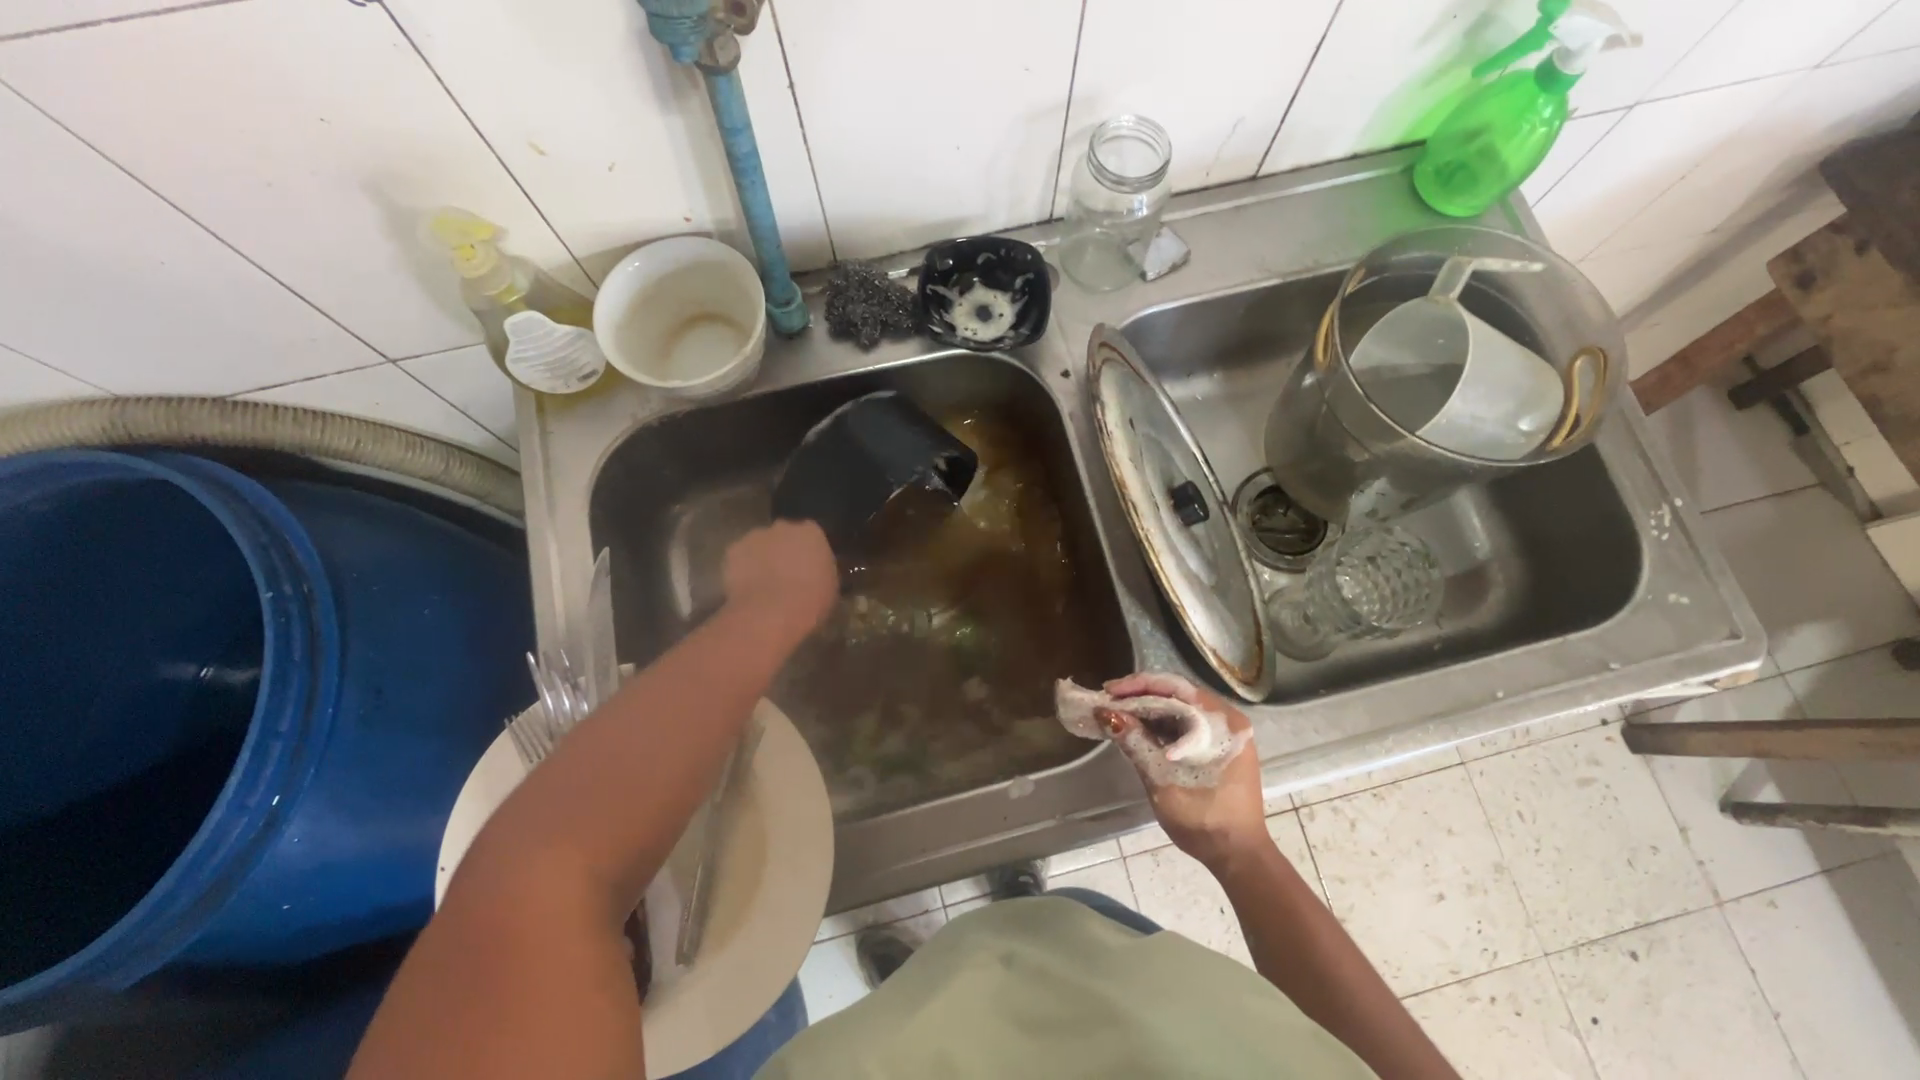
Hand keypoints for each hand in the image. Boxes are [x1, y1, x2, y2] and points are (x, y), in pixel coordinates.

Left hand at [721, 521, 838, 636]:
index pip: (810, 534)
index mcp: (811, 532)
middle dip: (782, 550)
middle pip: (782, 535)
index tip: (806, 567)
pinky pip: (738, 558)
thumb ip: (821, 570)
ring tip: (762, 584)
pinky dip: (740, 569)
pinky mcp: (732, 551)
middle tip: (784, 574)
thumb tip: (815, 572)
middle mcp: (782, 526)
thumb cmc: (811, 601)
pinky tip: (745, 588)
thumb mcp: (830, 585)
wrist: (772, 613)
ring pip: (757, 545)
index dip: (806, 551)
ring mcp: (754, 536)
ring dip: (760, 558)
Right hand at [1099, 673, 1267, 873]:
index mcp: (1222, 722)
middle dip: (1141, 697)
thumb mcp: (1162, 779)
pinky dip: (1161, 727)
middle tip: (1108, 701)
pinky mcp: (1219, 750)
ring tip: (1117, 713)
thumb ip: (1135, 741)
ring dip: (1149, 711)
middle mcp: (1228, 721)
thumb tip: (1105, 712)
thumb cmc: (1203, 819)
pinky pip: (1187, 727)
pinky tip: (1138, 730)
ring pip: (1182, 711)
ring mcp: (1225, 736)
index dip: (1139, 686)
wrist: (1238, 856)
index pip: (1176, 688)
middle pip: (1179, 696)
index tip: (1109, 691)